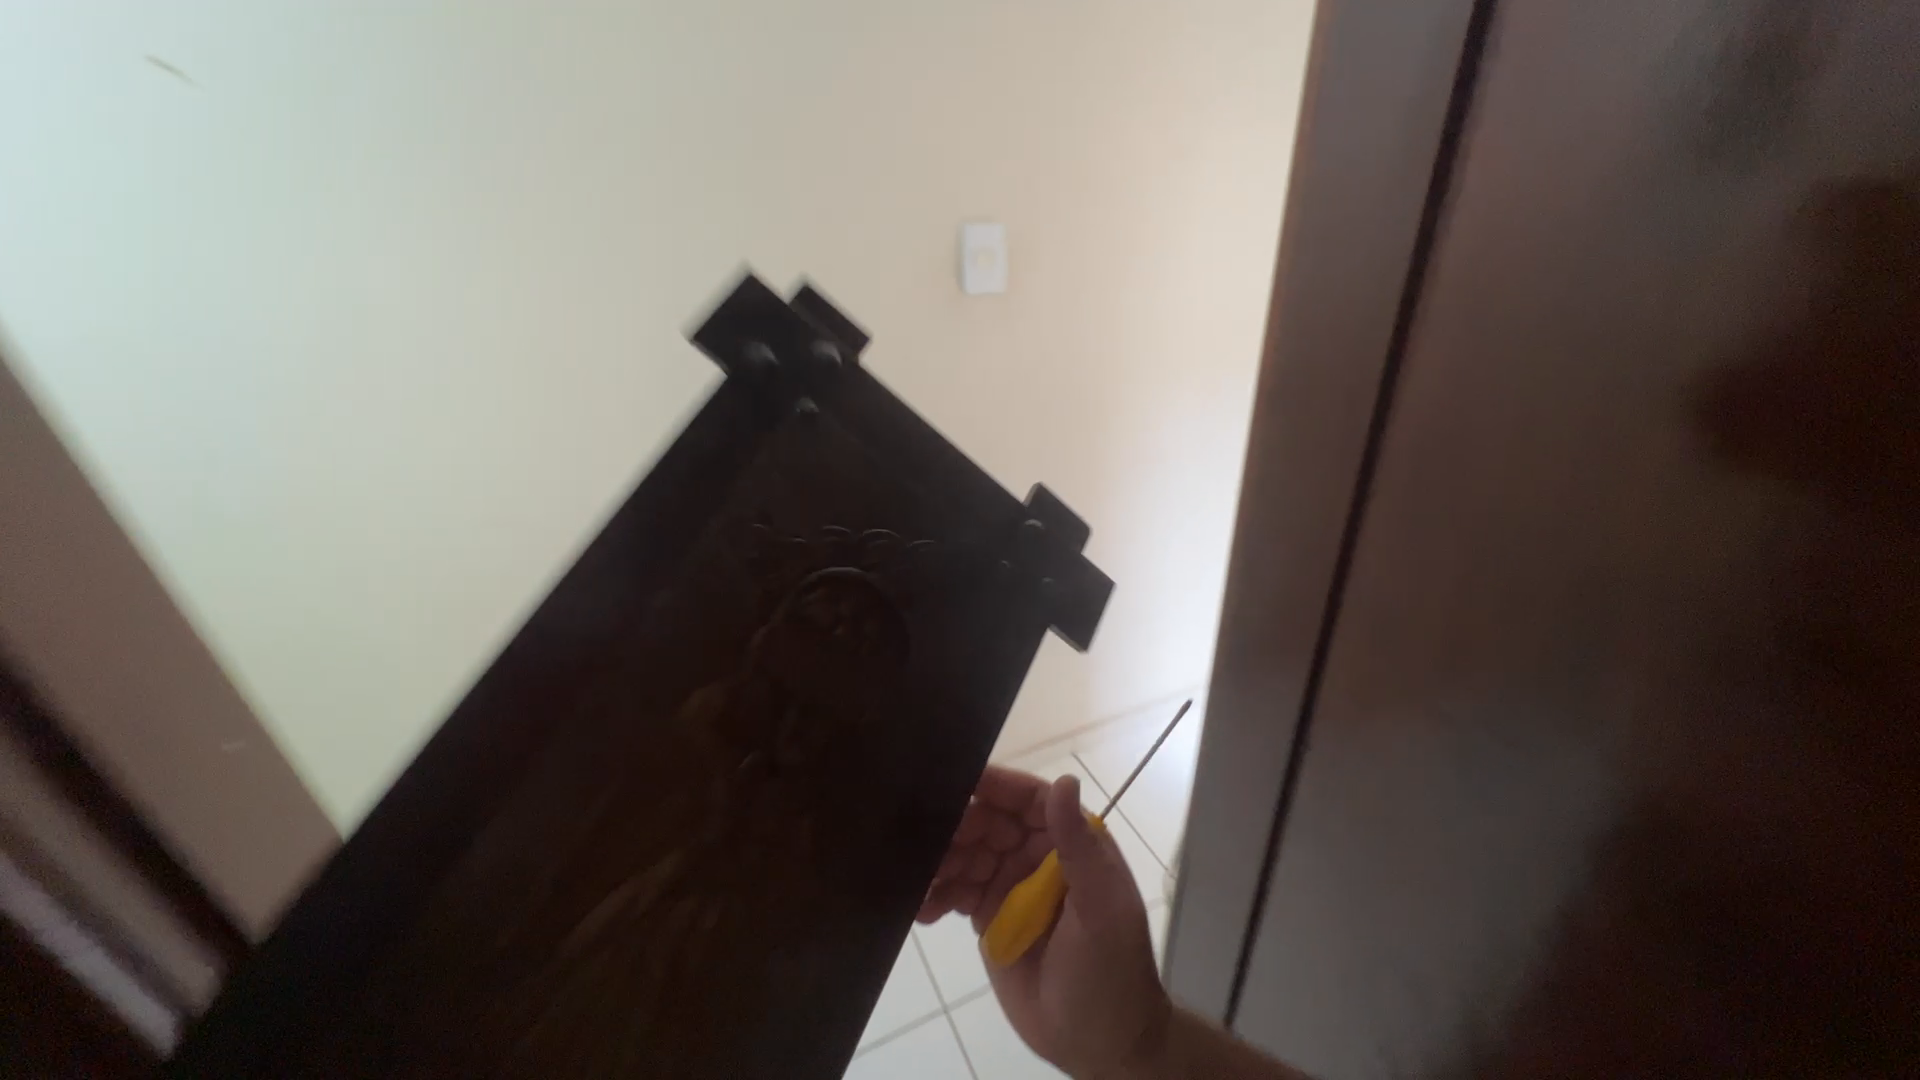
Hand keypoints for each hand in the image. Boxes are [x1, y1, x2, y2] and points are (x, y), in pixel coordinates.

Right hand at [919, 768, 1169, 1078]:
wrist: (1097, 1042)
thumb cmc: (1108, 970)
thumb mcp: (1101, 908)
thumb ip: (1078, 846)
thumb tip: (1066, 780)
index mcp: (1071, 842)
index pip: (1030, 799)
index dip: (996, 785)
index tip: (958, 779)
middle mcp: (1037, 855)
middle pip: (989, 823)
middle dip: (958, 827)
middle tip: (929, 843)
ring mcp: (1011, 884)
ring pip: (967, 853)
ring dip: (941, 860)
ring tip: (919, 878)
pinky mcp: (989, 915)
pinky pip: (956, 891)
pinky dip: (936, 894)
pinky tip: (921, 909)